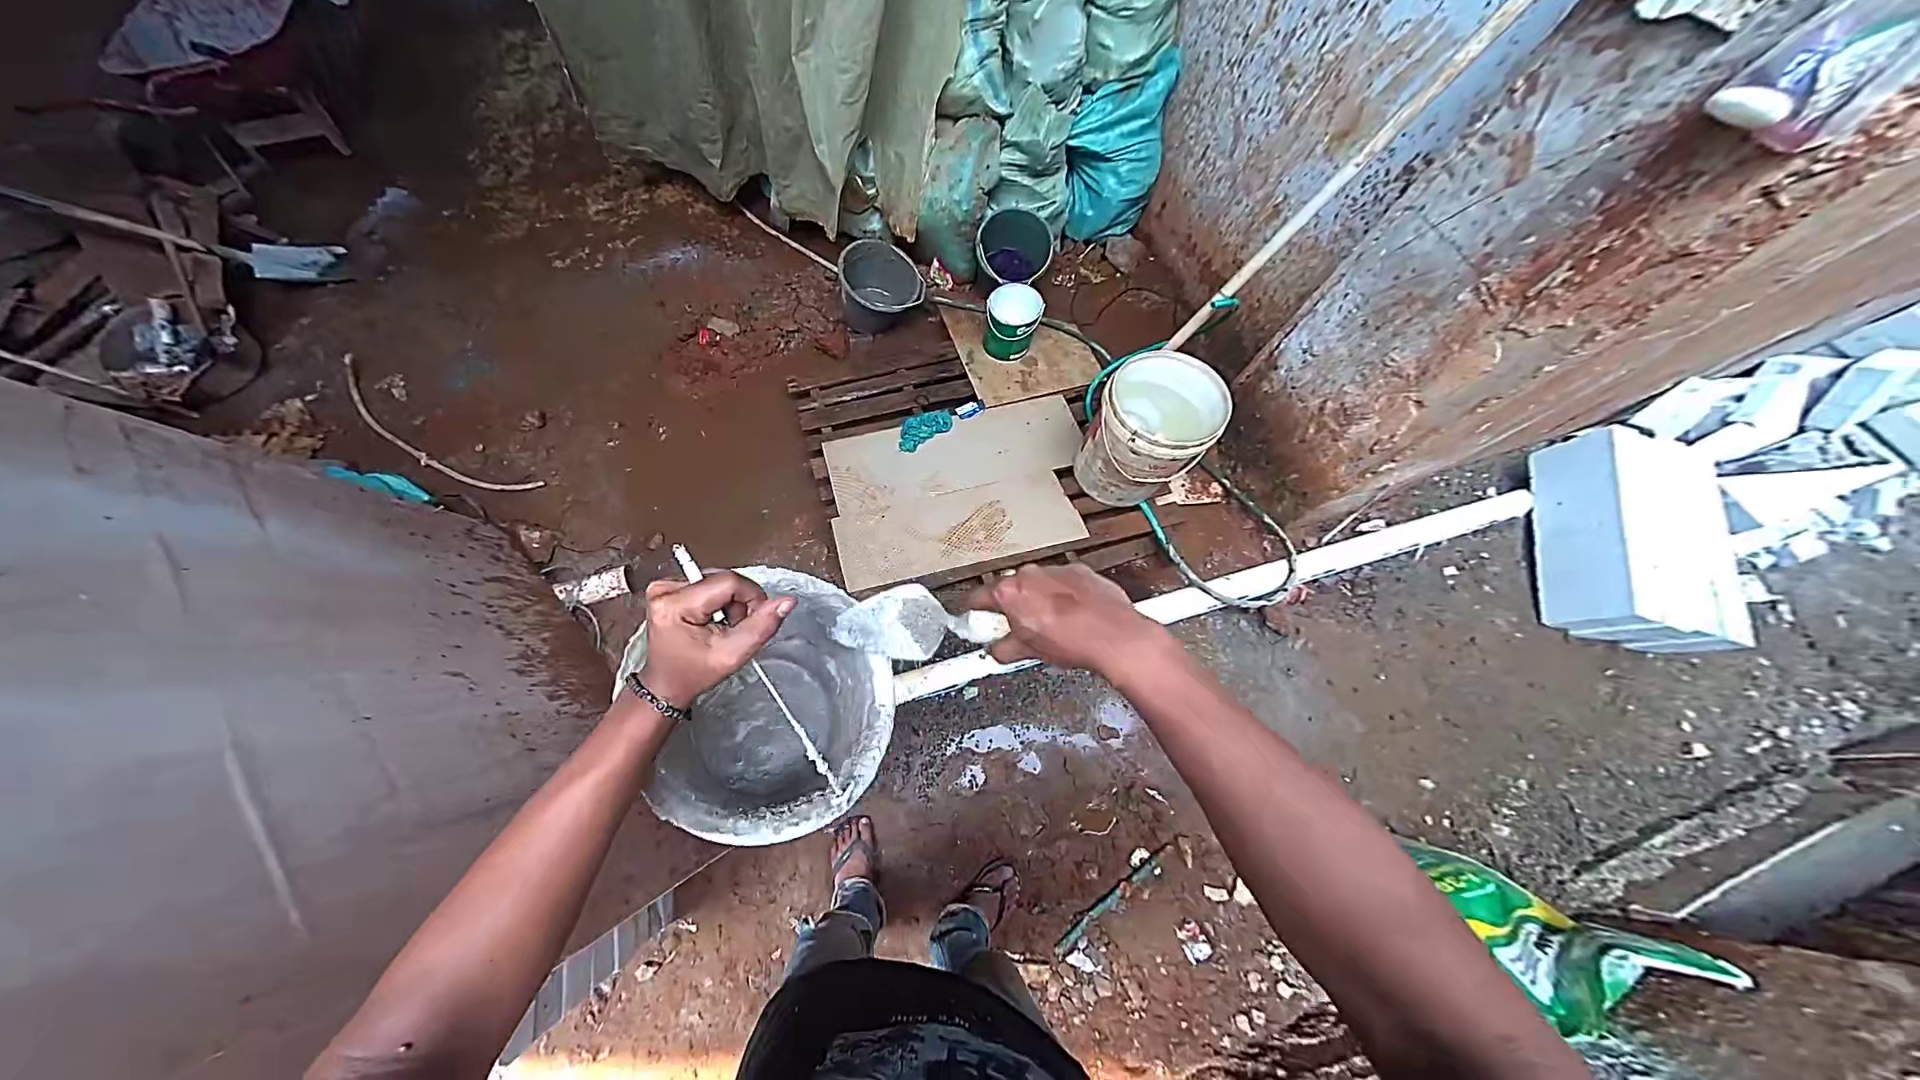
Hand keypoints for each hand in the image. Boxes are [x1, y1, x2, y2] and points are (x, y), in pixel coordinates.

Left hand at [636, 572, 794, 707]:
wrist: (667, 682)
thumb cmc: (692, 672)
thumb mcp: (733, 654)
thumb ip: (762, 625)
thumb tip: (785, 601)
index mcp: (675, 605)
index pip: (730, 581)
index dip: (751, 598)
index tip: (751, 620)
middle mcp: (665, 590)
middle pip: (725, 579)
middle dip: (739, 602)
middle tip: (731, 628)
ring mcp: (664, 587)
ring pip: (719, 580)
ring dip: (729, 602)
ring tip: (720, 626)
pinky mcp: (668, 588)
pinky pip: (708, 583)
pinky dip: (717, 601)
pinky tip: (710, 619)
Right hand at [967, 563, 1176, 675]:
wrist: (1115, 636)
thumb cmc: (1074, 641)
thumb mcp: (1029, 652)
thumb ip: (1004, 647)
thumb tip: (999, 649)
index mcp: (1010, 592)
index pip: (978, 597)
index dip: (974, 609)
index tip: (974, 615)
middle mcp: (1031, 574)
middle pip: (1010, 589)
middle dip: (1012, 607)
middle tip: (1018, 629)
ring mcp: (1056, 571)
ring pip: (1038, 584)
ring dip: (1040, 601)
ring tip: (1052, 627)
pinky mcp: (1080, 572)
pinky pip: (1063, 583)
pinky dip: (1064, 596)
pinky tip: (1072, 617)